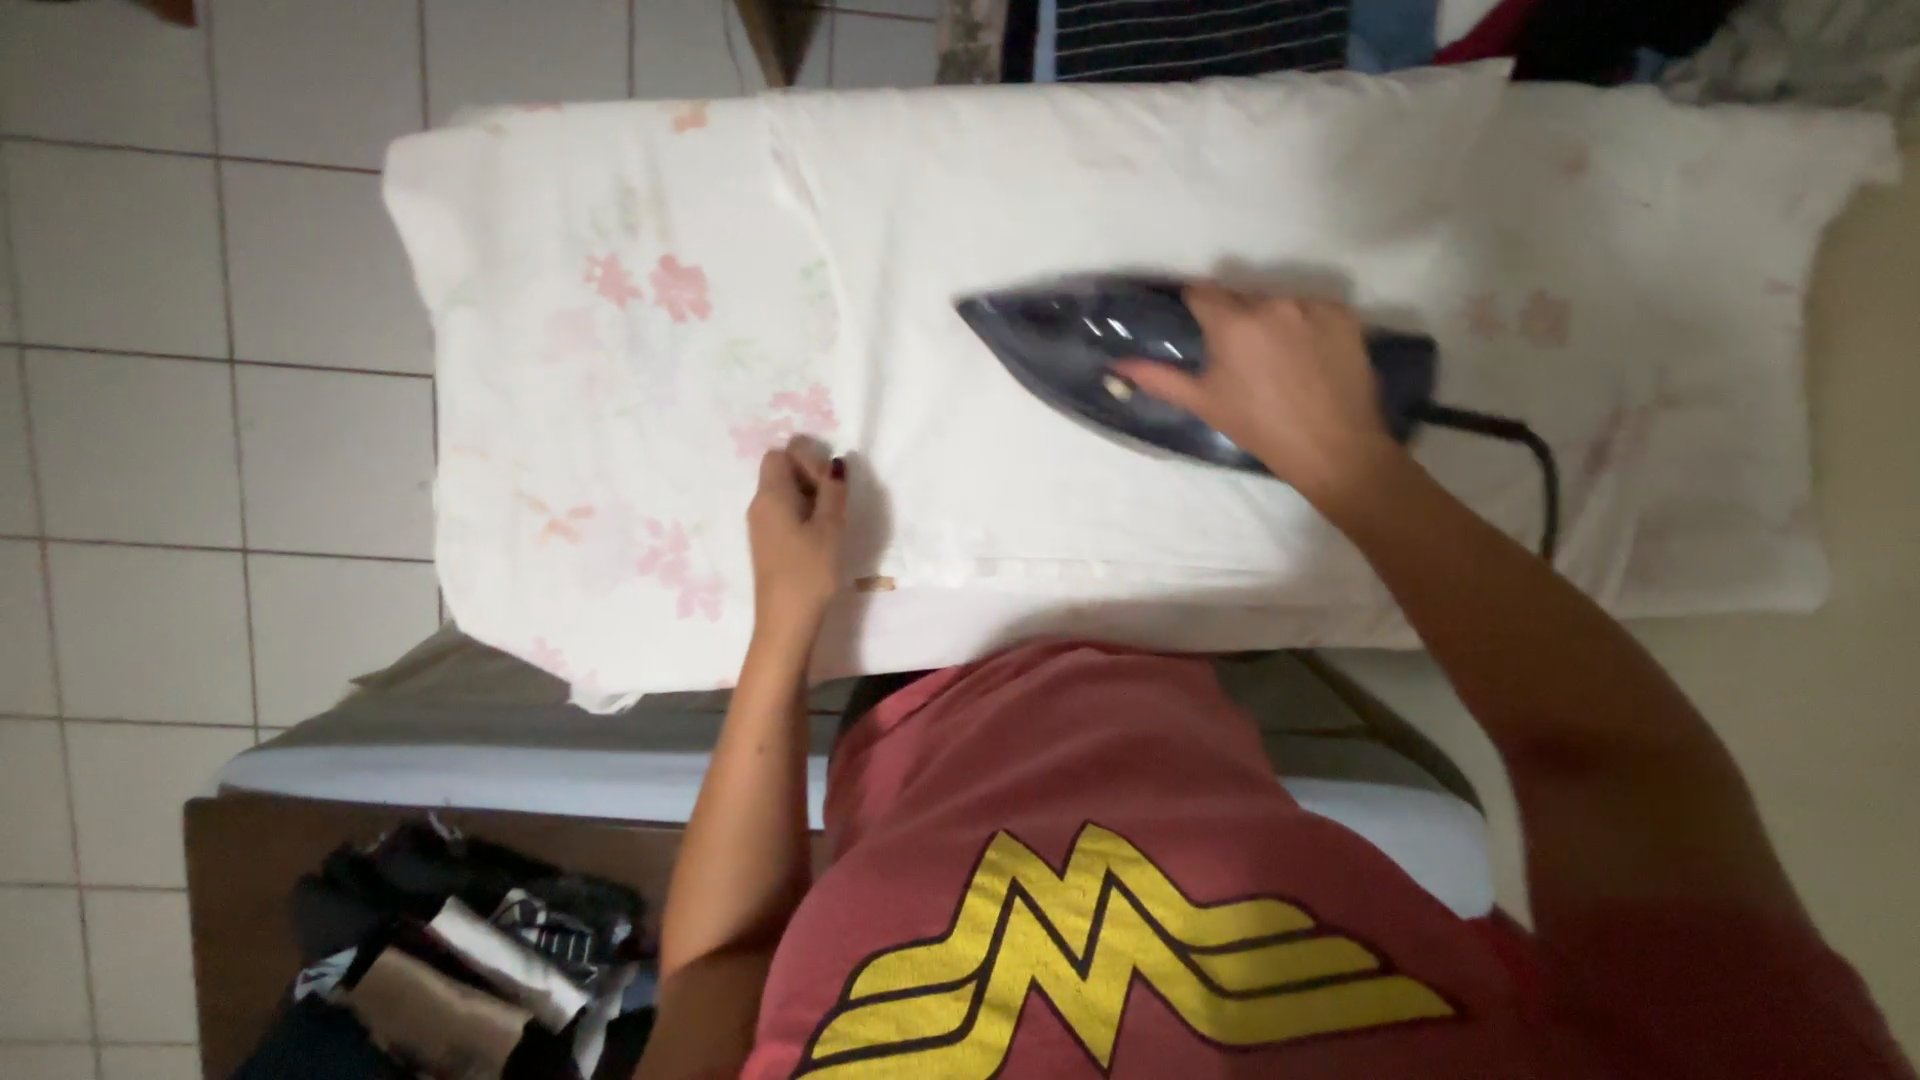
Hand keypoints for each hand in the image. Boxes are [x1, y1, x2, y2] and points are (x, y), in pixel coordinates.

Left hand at [746, 438, 847, 634]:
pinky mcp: (767, 544)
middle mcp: (759, 505)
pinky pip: (783, 513)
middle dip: (811, 475)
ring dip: (810, 497)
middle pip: (781, 471)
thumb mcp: (830, 528)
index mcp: (770, 495)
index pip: (780, 453)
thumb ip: (834, 491)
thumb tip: (835, 464)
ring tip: (832, 519)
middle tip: (835, 500)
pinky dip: (803, 514)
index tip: (828, 483)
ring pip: (784, 493)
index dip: (807, 459)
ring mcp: (761, 526)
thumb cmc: (809, 571)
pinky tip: (821, 535)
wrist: (786, 621)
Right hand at [1115, 284, 1401, 504]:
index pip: (1202, 293)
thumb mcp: (1204, 403)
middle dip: (1235, 318)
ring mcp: (1312, 305)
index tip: (1198, 329)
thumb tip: (1118, 365)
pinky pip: (1312, 309)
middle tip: (1239, 356)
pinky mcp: (1343, 313)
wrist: (1333, 446)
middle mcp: (1273, 303)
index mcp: (1233, 323)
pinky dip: (1305, 326)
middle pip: (1241, 297)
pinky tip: (1308, 357)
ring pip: (1277, 302)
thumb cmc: (1259, 427)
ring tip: (1277, 359)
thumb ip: (1159, 378)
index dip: (1196, 309)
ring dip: (1271, 321)